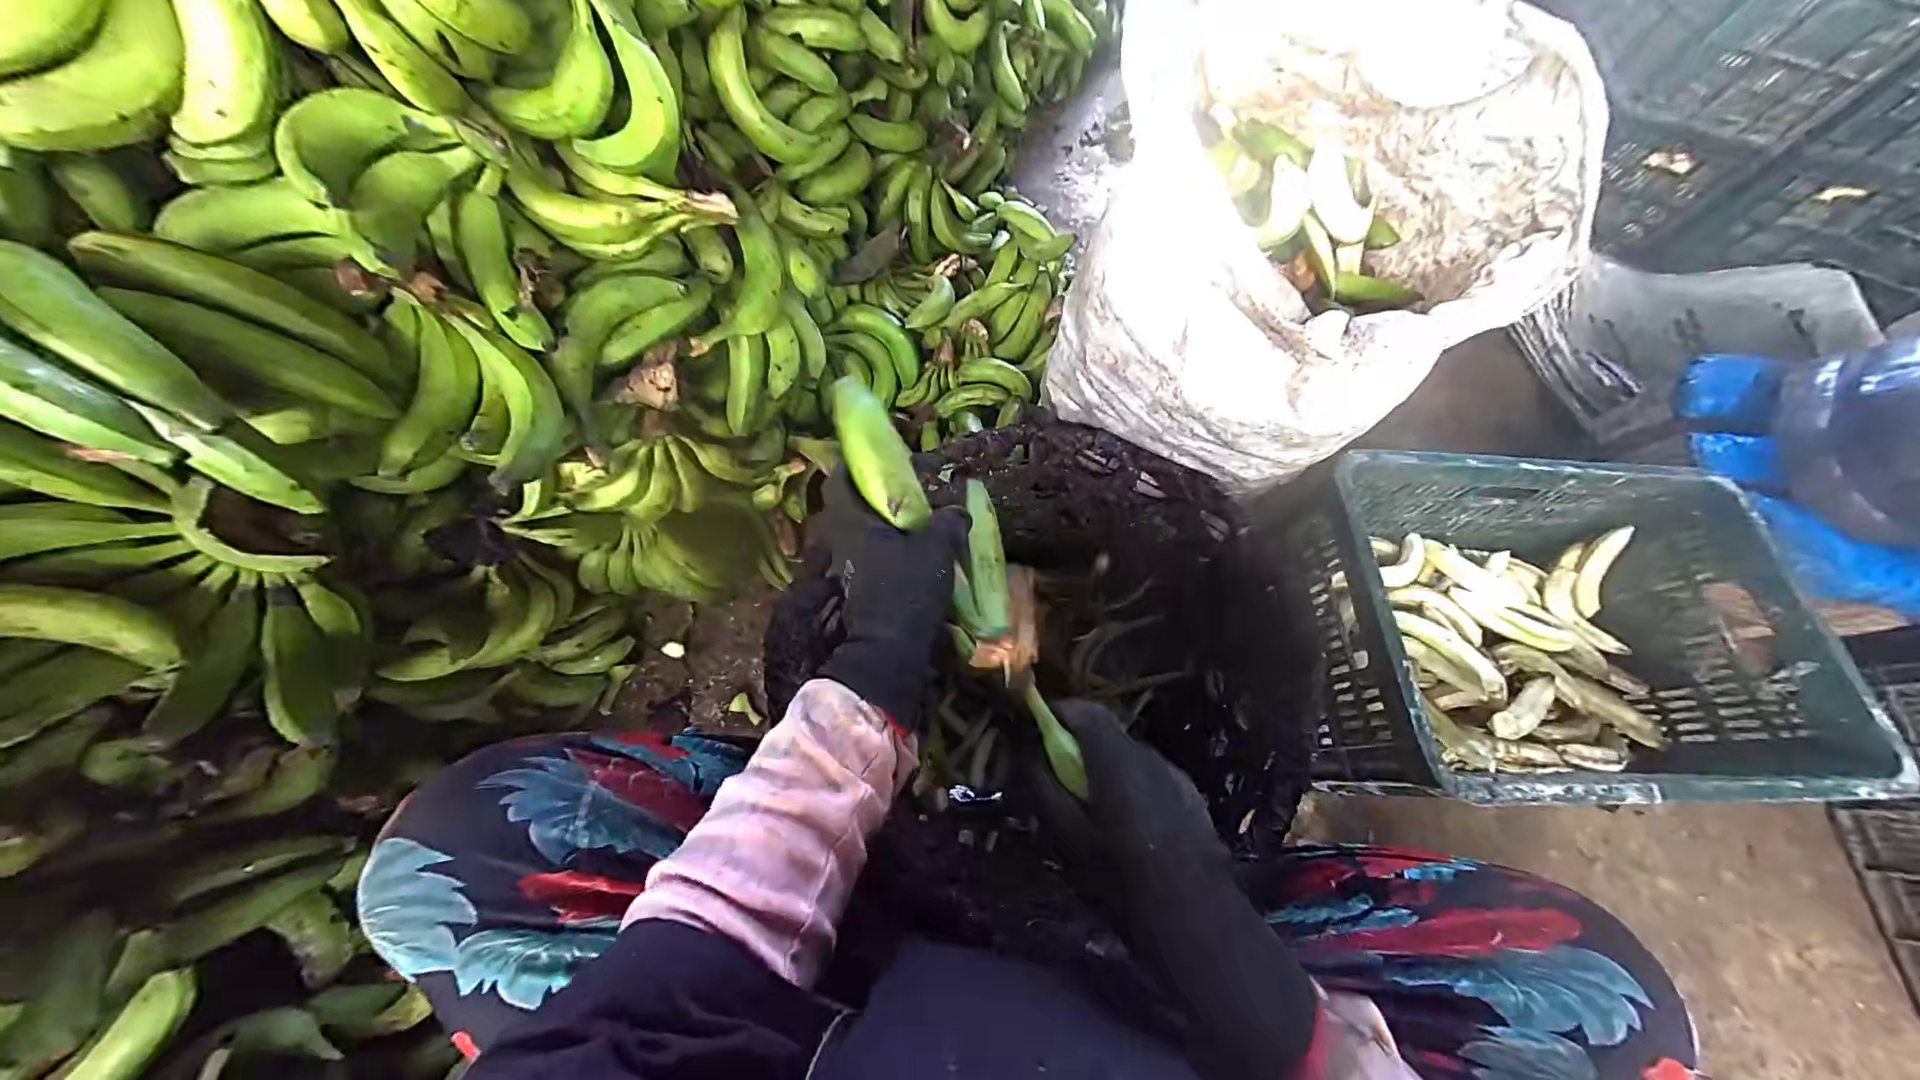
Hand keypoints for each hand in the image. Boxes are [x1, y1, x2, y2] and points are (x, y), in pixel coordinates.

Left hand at [817, 467, 968, 730]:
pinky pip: (871, 553)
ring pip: (862, 531)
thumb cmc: (905, 590)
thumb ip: (948, 522)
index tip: (877, 457)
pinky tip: (914, 549)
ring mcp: (847, 565)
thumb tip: (958, 509)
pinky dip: (888, 546)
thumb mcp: (935, 550)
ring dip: (884, 522)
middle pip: (852, 505)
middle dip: (876, 494)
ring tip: (916, 518)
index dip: (853, 464)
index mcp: (851, 522)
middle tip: (906, 488)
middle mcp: (841, 540)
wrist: (888, 649)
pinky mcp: (858, 586)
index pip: (839, 480)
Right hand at [1025, 701, 1230, 900]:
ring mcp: (1173, 773)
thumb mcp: (1066, 833)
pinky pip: (1149, 776)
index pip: (1082, 710)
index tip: (1034, 731)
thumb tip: (1024, 748)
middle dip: (1076, 743)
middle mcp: (1147, 753)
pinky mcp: (1190, 796)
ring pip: (1127, 755)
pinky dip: (1130, 785)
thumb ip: (1041, 782)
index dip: (1055, 713)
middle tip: (1057, 775)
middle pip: (1105, 731)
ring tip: (1091, 805)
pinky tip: (1127, 823)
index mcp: (1115, 756)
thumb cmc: (1119, 875)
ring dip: (1104, 766)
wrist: (1195, 919)